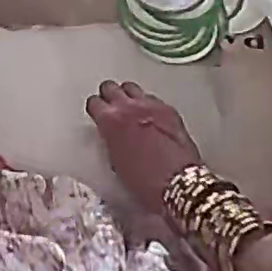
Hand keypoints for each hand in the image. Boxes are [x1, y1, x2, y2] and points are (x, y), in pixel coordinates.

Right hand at [85, 81, 204, 212]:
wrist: (177, 183)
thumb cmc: (144, 181)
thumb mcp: (115, 161)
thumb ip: (111, 139)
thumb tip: (112, 135)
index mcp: (110, 121)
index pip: (94, 102)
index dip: (95, 109)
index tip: (97, 114)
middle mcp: (127, 107)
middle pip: (110, 87)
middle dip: (109, 96)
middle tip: (111, 108)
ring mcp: (149, 105)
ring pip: (131, 87)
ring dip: (128, 96)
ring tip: (131, 109)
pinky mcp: (168, 108)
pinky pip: (152, 98)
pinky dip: (148, 104)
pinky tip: (151, 117)